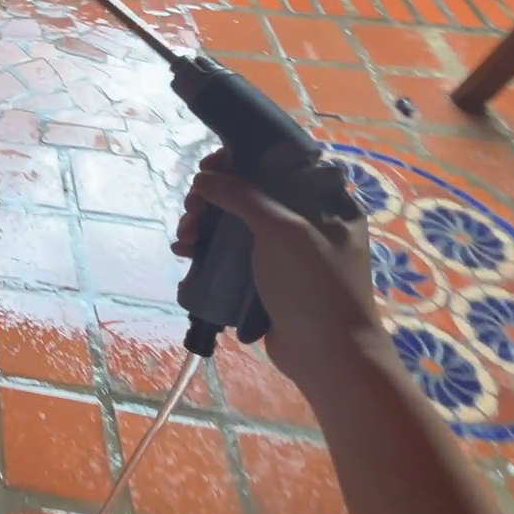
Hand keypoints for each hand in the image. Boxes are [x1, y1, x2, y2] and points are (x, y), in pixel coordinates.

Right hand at [172, 149, 385, 390]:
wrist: (326, 354)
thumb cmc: (313, 287)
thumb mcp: (282, 232)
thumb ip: (243, 196)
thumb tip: (204, 179)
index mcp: (324, 203)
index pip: (276, 162)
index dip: (238, 159)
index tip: (208, 168)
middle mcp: (305, 220)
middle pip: (245, 190)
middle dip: (210, 196)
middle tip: (192, 211)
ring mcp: (283, 247)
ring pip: (231, 218)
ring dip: (202, 221)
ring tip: (186, 239)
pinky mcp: (264, 270)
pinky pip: (227, 245)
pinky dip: (204, 244)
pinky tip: (186, 252)